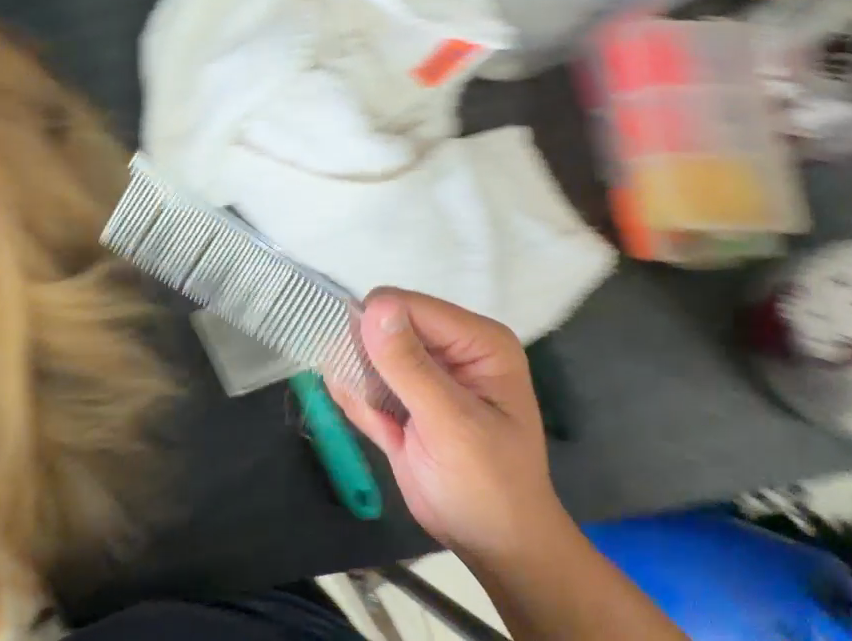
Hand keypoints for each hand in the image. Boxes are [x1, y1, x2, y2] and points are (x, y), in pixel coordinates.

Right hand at [327, 289, 571, 563]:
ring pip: (362, 350)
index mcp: (476, 341)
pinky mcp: (401, 395)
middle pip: (380, 323)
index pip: (406, 305)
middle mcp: (449, 347)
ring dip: (361, 386)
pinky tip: (385, 431)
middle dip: (367, 361)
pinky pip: (360, 380)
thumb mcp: (451, 424)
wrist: (492, 545)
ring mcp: (424, 372)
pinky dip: (359, 404)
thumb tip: (375, 306)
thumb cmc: (488, 484)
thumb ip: (410, 365)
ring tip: (387, 423)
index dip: (378, 330)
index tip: (372, 373)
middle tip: (382, 406)